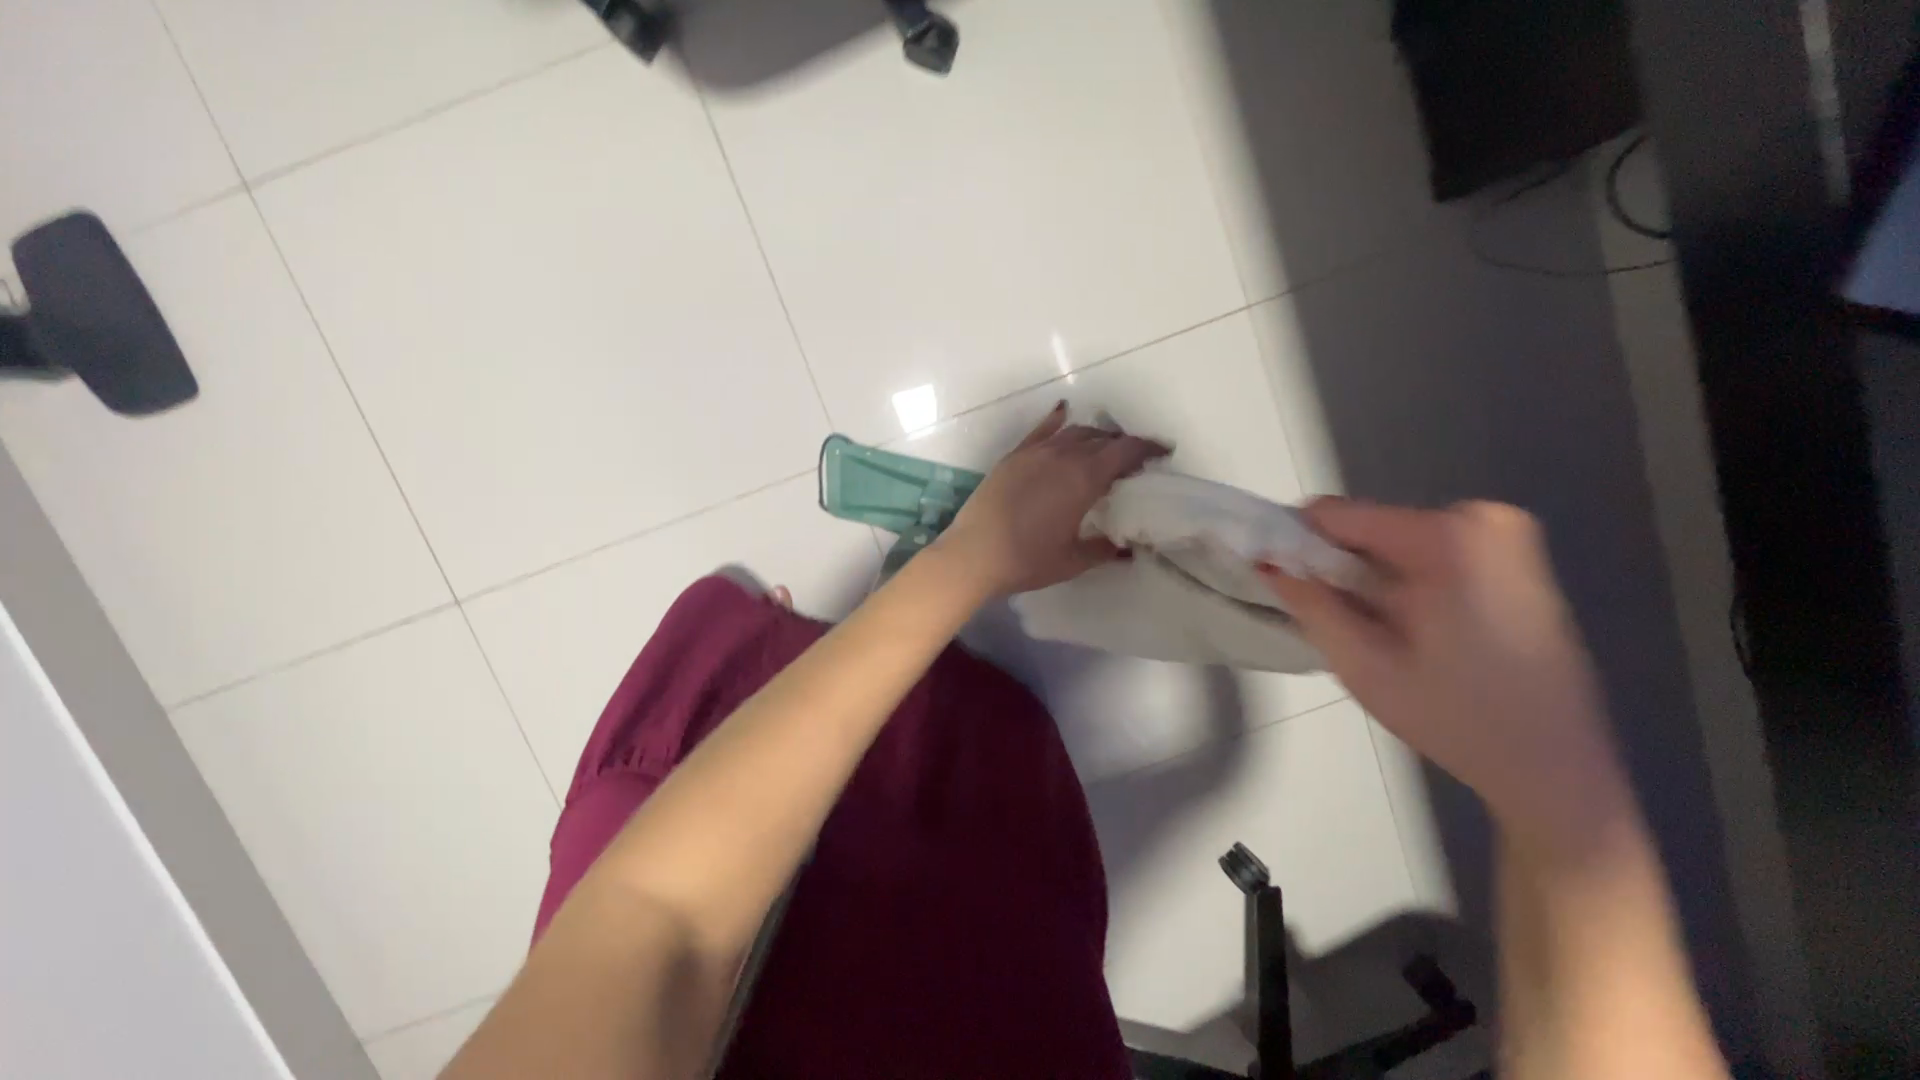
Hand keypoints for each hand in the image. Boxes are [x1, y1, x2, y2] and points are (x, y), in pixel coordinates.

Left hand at [933, 402, 1168, 597]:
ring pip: (1074, 433)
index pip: (1125, 451)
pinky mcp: (1013, 457)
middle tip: (1134, 459)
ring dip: (1094, 436)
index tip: (1162, 451)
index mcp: (1084, 478)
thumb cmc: (1028, 560)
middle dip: (1122, 445)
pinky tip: (1064, 413)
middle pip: (1102, 439)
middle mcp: (1063, 456)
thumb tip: (1127, 548)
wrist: (974, 555)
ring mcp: (1035, 453)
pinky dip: (1056, 420)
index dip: (1147, 448)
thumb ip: (1104, 550)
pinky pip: (1041, 430)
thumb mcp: (1073, 560)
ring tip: (1104, 447)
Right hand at [1261, 498, 1634, 851]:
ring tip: (1375, 636)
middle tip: (1334, 624)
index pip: (1338, 514)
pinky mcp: (1515, 560)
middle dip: (1339, 568)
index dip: (1297, 544)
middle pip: (1369, 528)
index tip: (1277, 581)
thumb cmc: (1457, 719)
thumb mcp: (1365, 665)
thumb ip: (1310, 604)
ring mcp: (1505, 538)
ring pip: (1395, 544)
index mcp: (1449, 536)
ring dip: (1370, 581)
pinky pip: (1429, 556)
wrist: (1555, 770)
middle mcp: (1483, 519)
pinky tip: (1410, 633)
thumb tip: (1266, 563)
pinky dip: (1403, 585)